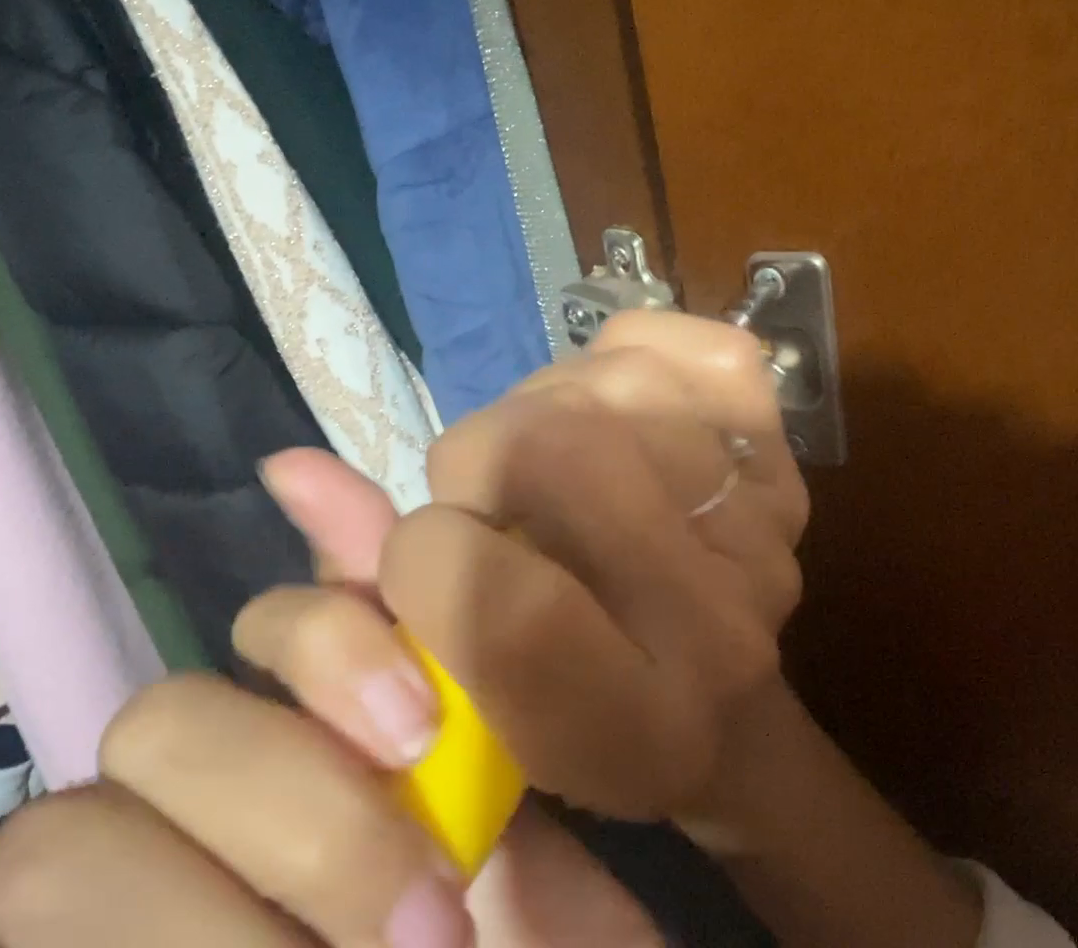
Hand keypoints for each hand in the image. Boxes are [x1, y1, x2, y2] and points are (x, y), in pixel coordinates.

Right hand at [247, 308, 808, 826]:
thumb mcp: (451, 693)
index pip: (501, 603)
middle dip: (481, 459)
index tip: (426, 555)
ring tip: (549, 457)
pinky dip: (638, 356)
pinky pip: (706, 351)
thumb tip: (288, 468)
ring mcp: (763, 536)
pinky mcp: (788, 467)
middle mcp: (715, 629)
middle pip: (558, 454)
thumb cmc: (568, 718)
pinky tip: (620, 409)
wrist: (720, 710)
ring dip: (545, 405)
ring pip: (608, 389)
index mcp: (624, 725)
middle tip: (488, 495)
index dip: (429, 555)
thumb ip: (362, 594)